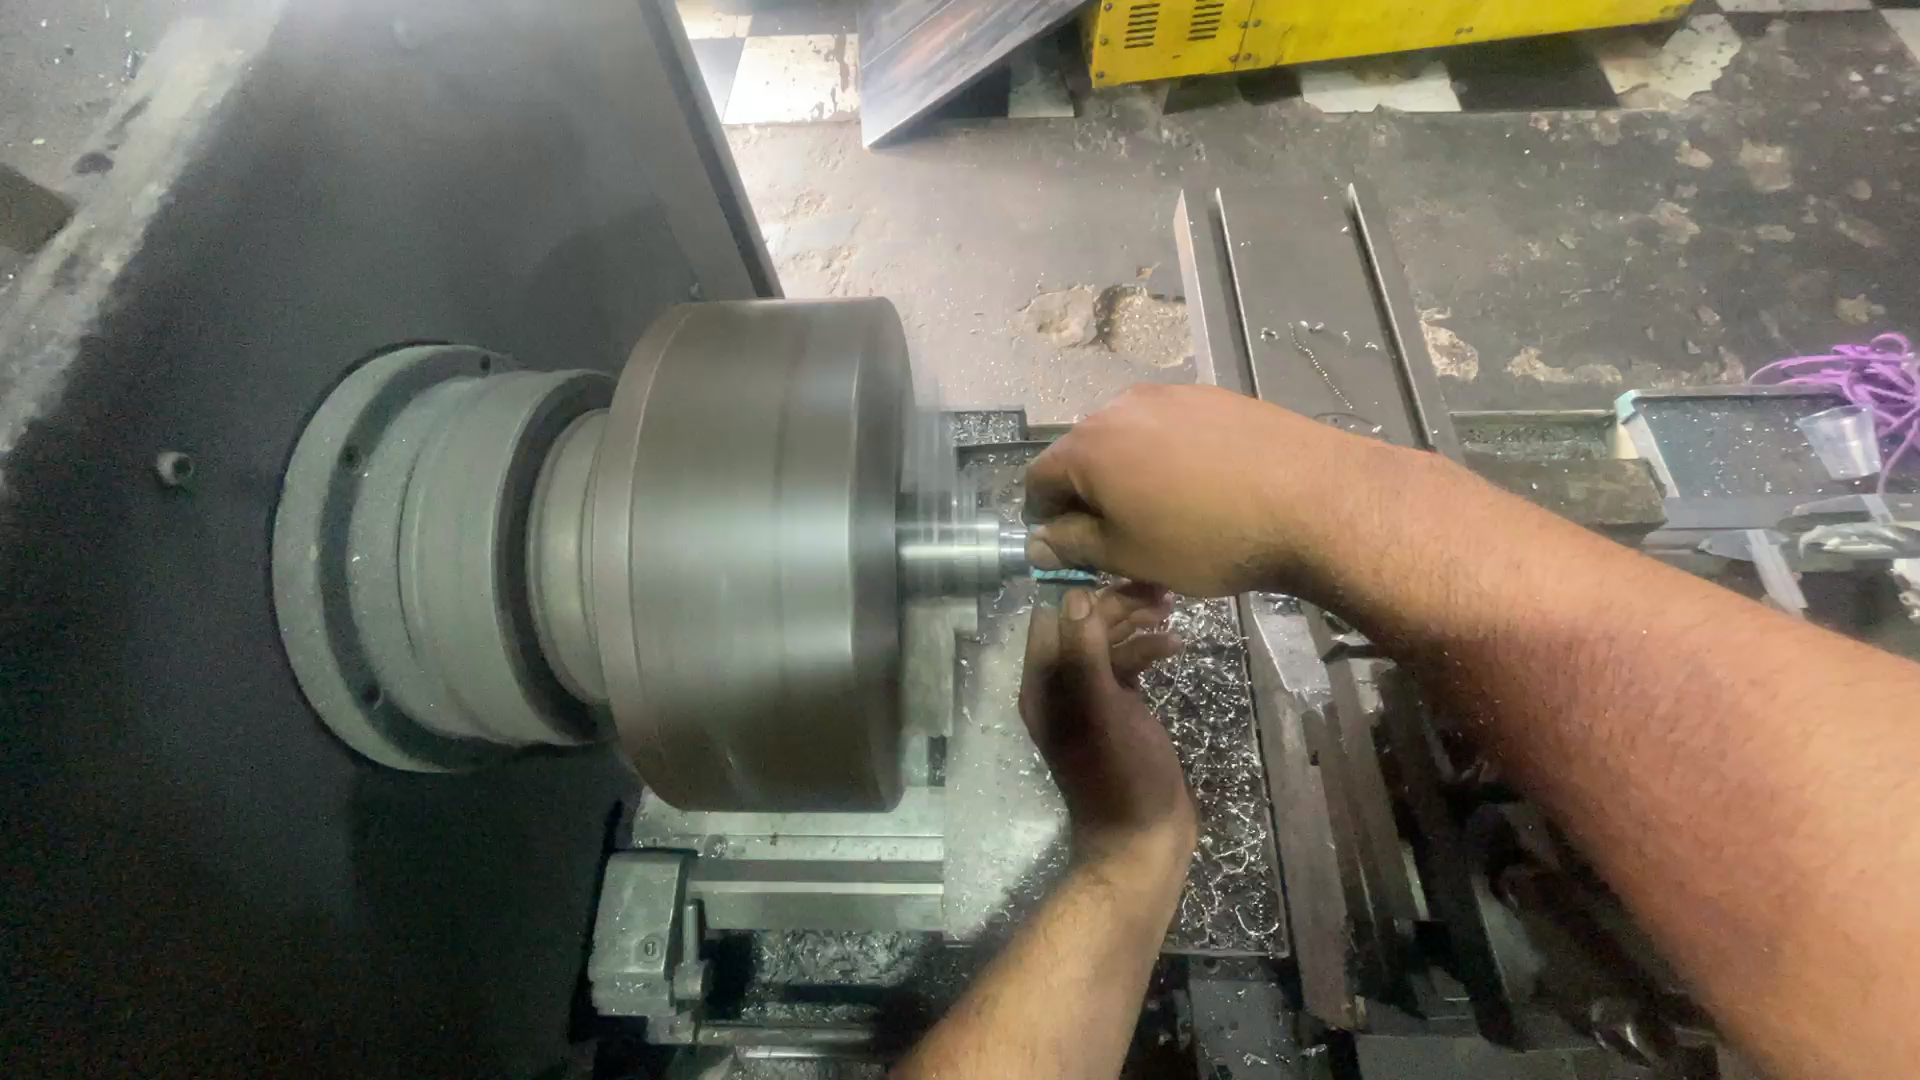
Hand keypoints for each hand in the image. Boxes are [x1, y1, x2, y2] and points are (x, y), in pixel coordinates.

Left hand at [1019, 583, 1196, 870]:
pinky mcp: (1117, 706)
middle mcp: (1059, 684)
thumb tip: (1073, 595)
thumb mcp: (1099, 710)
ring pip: (1106, 641)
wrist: (1142, 839)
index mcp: (1042, 683)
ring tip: (1171, 608)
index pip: (1051, 618)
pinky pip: (1125, 664)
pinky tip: (1175, 645)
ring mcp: (1089, 695)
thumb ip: (1083, 652)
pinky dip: (1146, 650)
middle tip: (1159, 592)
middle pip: (1082, 625)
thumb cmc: (1118, 775)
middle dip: (1116, 605)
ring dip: (1135, 623)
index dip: (1082, 593)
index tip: (1121, 574)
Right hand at [1023, 383, 1406, 596]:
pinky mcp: (1211, 395)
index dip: (1042, 515)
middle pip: (1081, 453)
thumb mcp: (1127, 555)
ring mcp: (1168, 394)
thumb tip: (1039, 540)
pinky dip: (1166, 455)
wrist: (1312, 500)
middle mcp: (1118, 407)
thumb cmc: (1205, 538)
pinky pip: (1168, 427)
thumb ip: (1072, 545)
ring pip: (1126, 438)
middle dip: (1087, 493)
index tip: (1067, 544)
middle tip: (1118, 533)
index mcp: (1087, 446)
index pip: (1037, 478)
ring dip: (1127, 472)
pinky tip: (1203, 485)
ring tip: (1165, 509)